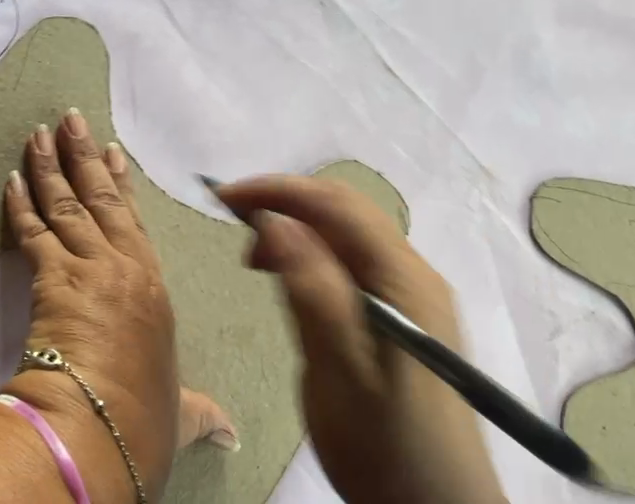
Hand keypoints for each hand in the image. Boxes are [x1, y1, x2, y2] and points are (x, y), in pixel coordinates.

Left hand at [1, 112, 229, 503]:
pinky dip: (20, 203)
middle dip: (82, 154)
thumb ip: (199, 415)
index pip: (134, 223)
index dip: (121, 184)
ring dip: (48, 165)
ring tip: (37, 133)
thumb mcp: (178, 415)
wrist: (99, 428)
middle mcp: (122, 267)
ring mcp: (86, 267)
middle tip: (69, 119)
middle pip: (98, 198)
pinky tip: (10, 179)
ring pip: (65, 203)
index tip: (112, 152)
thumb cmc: (143, 421)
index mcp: (154, 290)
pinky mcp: (50, 276)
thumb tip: (227, 434)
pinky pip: (32, 229)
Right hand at [219, 175, 507, 503]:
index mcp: (404, 281)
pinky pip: (348, 262)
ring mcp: (408, 297)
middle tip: (229, 222)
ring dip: (293, 227)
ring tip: (252, 260)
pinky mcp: (398, 318)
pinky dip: (307, 254)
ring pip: (344, 234)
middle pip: (343, 211)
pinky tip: (285, 279)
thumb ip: (312, 290)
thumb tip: (275, 221)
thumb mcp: (339, 369)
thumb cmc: (385, 444)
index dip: (277, 190)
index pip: (337, 204)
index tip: (222, 199)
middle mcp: (412, 276)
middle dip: (282, 202)